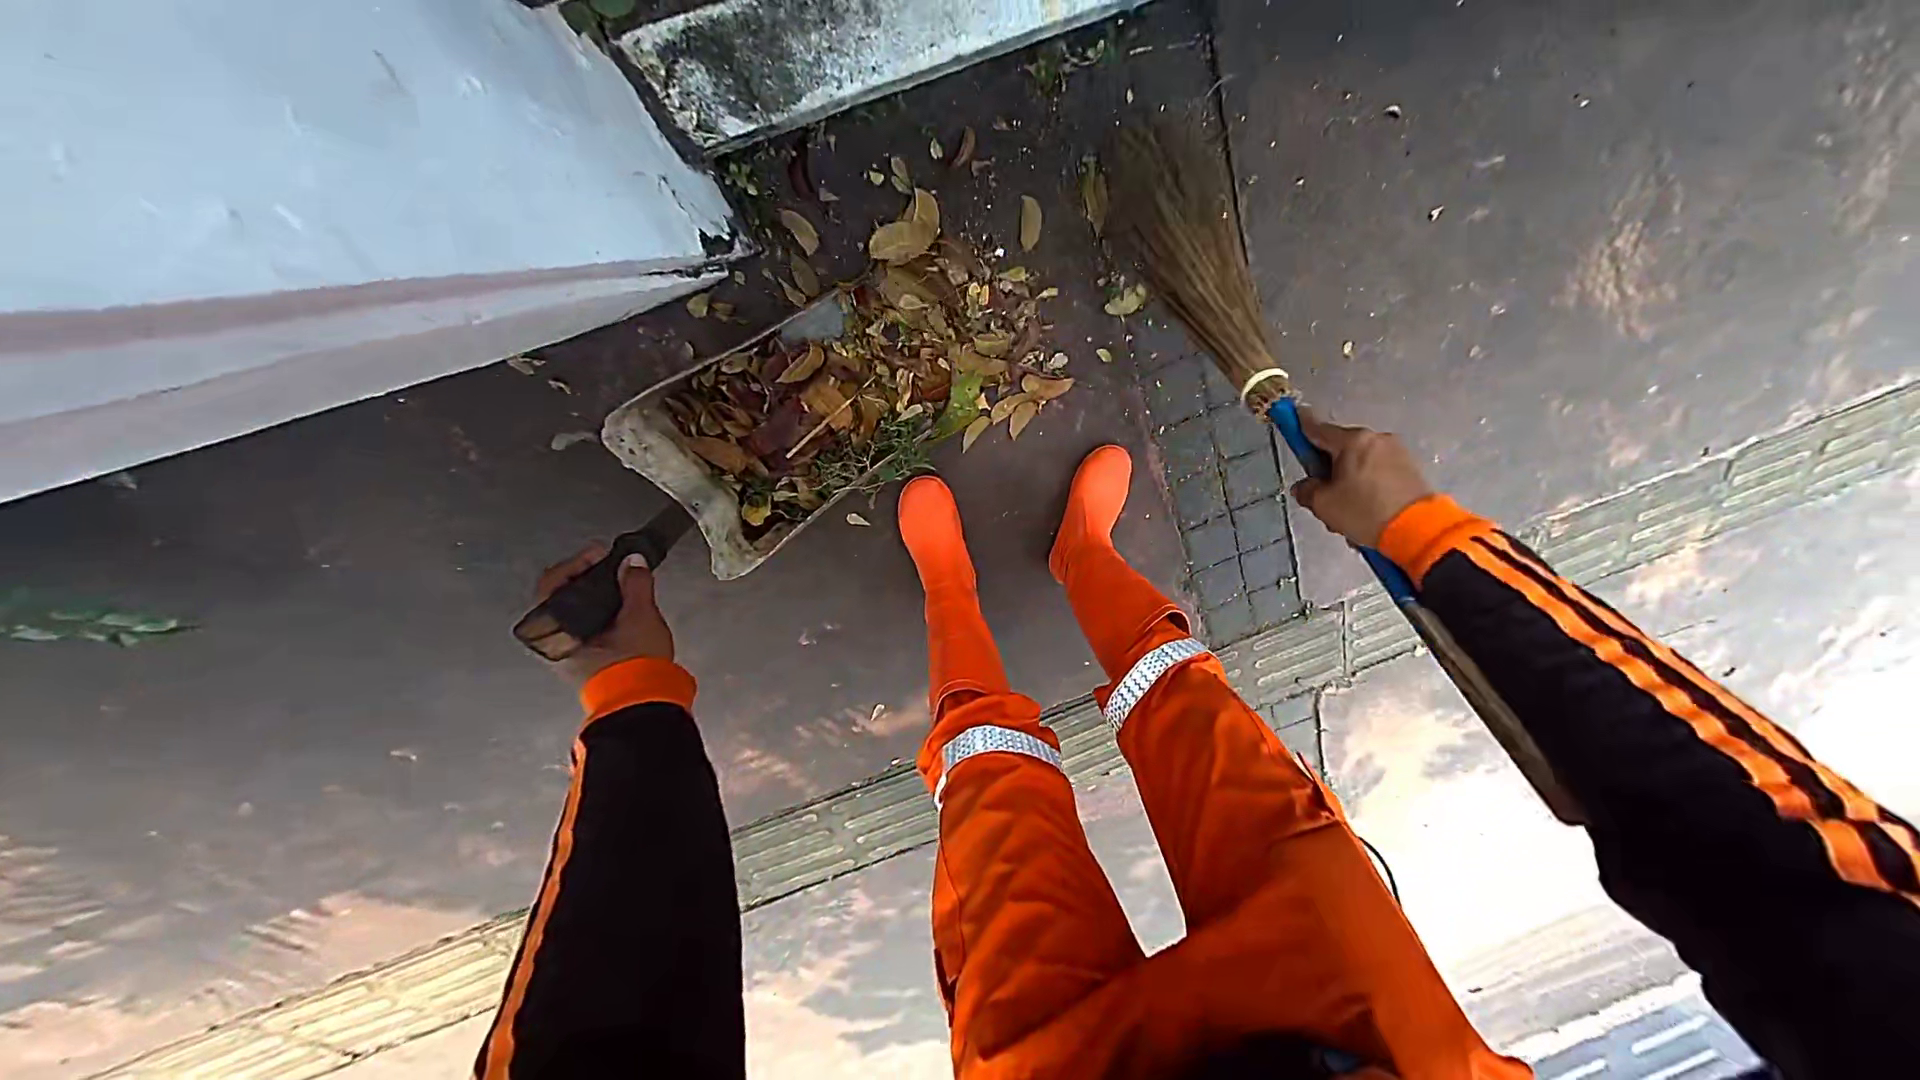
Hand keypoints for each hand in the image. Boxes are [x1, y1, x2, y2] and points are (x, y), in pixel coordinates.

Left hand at [533, 545, 675, 686]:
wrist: (644, 702)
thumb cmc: (636, 665)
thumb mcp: (639, 616)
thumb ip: (635, 584)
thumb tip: (632, 560)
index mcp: (556, 631)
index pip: (552, 583)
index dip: (577, 562)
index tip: (602, 553)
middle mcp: (555, 643)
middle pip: (561, 596)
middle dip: (586, 577)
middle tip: (610, 566)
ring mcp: (568, 654)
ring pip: (572, 612)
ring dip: (593, 595)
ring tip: (619, 585)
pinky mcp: (585, 661)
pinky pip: (583, 626)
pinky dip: (597, 612)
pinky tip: (618, 609)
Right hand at [1289, 407, 1433, 547]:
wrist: (1417, 530)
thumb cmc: (1364, 511)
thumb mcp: (1322, 503)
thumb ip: (1306, 489)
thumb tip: (1305, 486)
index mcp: (1353, 441)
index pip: (1317, 429)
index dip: (1299, 425)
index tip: (1290, 417)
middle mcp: (1376, 440)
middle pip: (1339, 448)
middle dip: (1326, 466)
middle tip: (1320, 491)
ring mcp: (1397, 452)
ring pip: (1358, 461)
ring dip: (1346, 478)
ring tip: (1345, 507)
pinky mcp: (1410, 468)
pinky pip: (1376, 471)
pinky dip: (1365, 485)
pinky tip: (1364, 508)